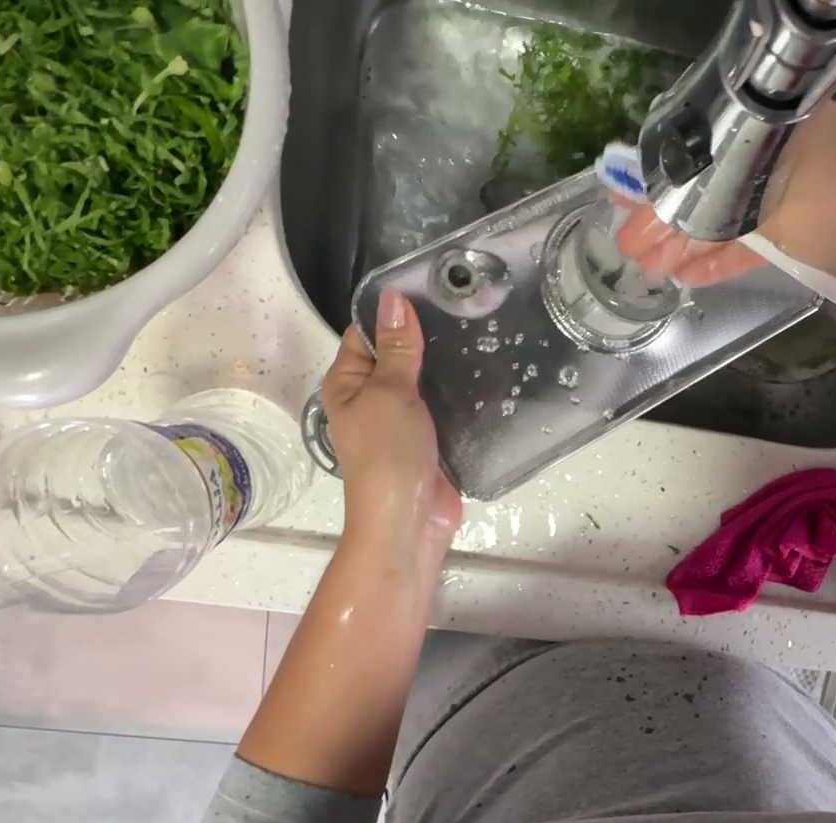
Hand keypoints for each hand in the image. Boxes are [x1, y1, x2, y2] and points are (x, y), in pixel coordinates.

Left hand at [320, 290, 462, 558]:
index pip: (366, 332)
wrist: (408, 520)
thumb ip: (396, 347)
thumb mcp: (390, 393)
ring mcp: (401, 422)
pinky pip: (443, 409)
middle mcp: (371, 399)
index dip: (394, 311)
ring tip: (484, 335)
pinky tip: (487, 377)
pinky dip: (460, 397)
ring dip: (447, 368)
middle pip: (398, 356)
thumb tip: (393, 298)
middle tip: (467, 308)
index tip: (432, 288)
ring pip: (424, 383)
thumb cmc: (388, 454)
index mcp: (348, 383)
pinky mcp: (430, 441)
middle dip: (427, 338)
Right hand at [615, 102, 835, 374]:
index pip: (696, 154)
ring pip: (730, 216)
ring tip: (650, 269)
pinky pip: (757, 239)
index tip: (623, 214)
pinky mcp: (811, 225)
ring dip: (692, 244)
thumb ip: (715, 230)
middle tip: (629, 250)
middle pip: (710, 187)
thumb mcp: (775, 212)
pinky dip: (726, 256)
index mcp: (769, 125)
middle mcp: (779, 150)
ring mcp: (796, 188)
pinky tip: (690, 274)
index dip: (658, 188)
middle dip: (668, 222)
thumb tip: (659, 240)